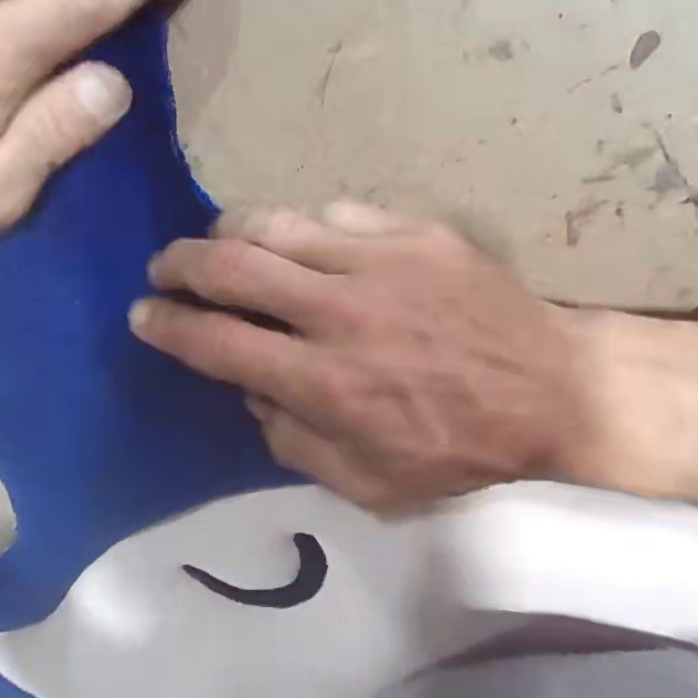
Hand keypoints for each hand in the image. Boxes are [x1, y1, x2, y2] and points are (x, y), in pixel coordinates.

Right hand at [130, 203, 697, 511]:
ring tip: (221, 244)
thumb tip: (247, 387)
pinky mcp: (411, 230)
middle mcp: (338, 311)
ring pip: (274, 222)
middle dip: (179, 262)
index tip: (143, 314)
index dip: (166, 325)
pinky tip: (311, 247)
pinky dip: (306, 230)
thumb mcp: (368, 484)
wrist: (554, 389)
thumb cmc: (461, 448)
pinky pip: (333, 213)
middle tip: (164, 267)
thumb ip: (290, 439)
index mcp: (324, 381)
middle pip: (230, 265)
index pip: (216, 340)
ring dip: (230, 232)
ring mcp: (376, 259)